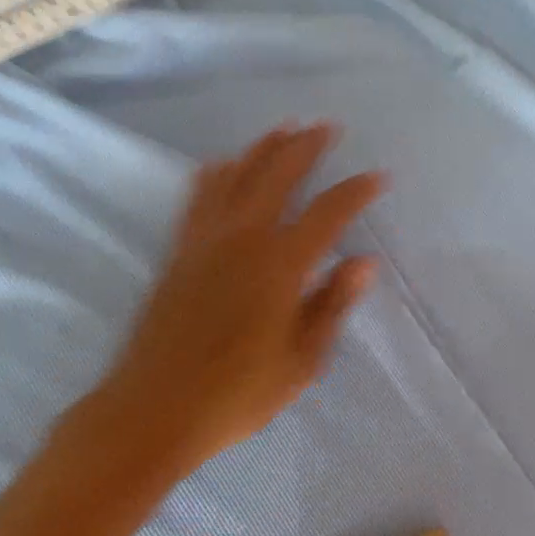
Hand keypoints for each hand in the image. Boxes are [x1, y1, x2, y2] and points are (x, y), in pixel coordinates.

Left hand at [89, 123, 384, 475]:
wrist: (155, 409)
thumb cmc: (239, 394)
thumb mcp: (303, 360)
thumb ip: (332, 305)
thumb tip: (363, 262)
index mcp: (281, 266)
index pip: (328, 213)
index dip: (356, 191)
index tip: (379, 176)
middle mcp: (242, 240)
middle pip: (277, 176)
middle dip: (305, 147)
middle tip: (326, 126)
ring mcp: (204, 242)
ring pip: (234, 177)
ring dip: (261, 150)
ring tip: (281, 130)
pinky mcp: (178, 254)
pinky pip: (198, 197)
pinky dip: (217, 174)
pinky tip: (222, 167)